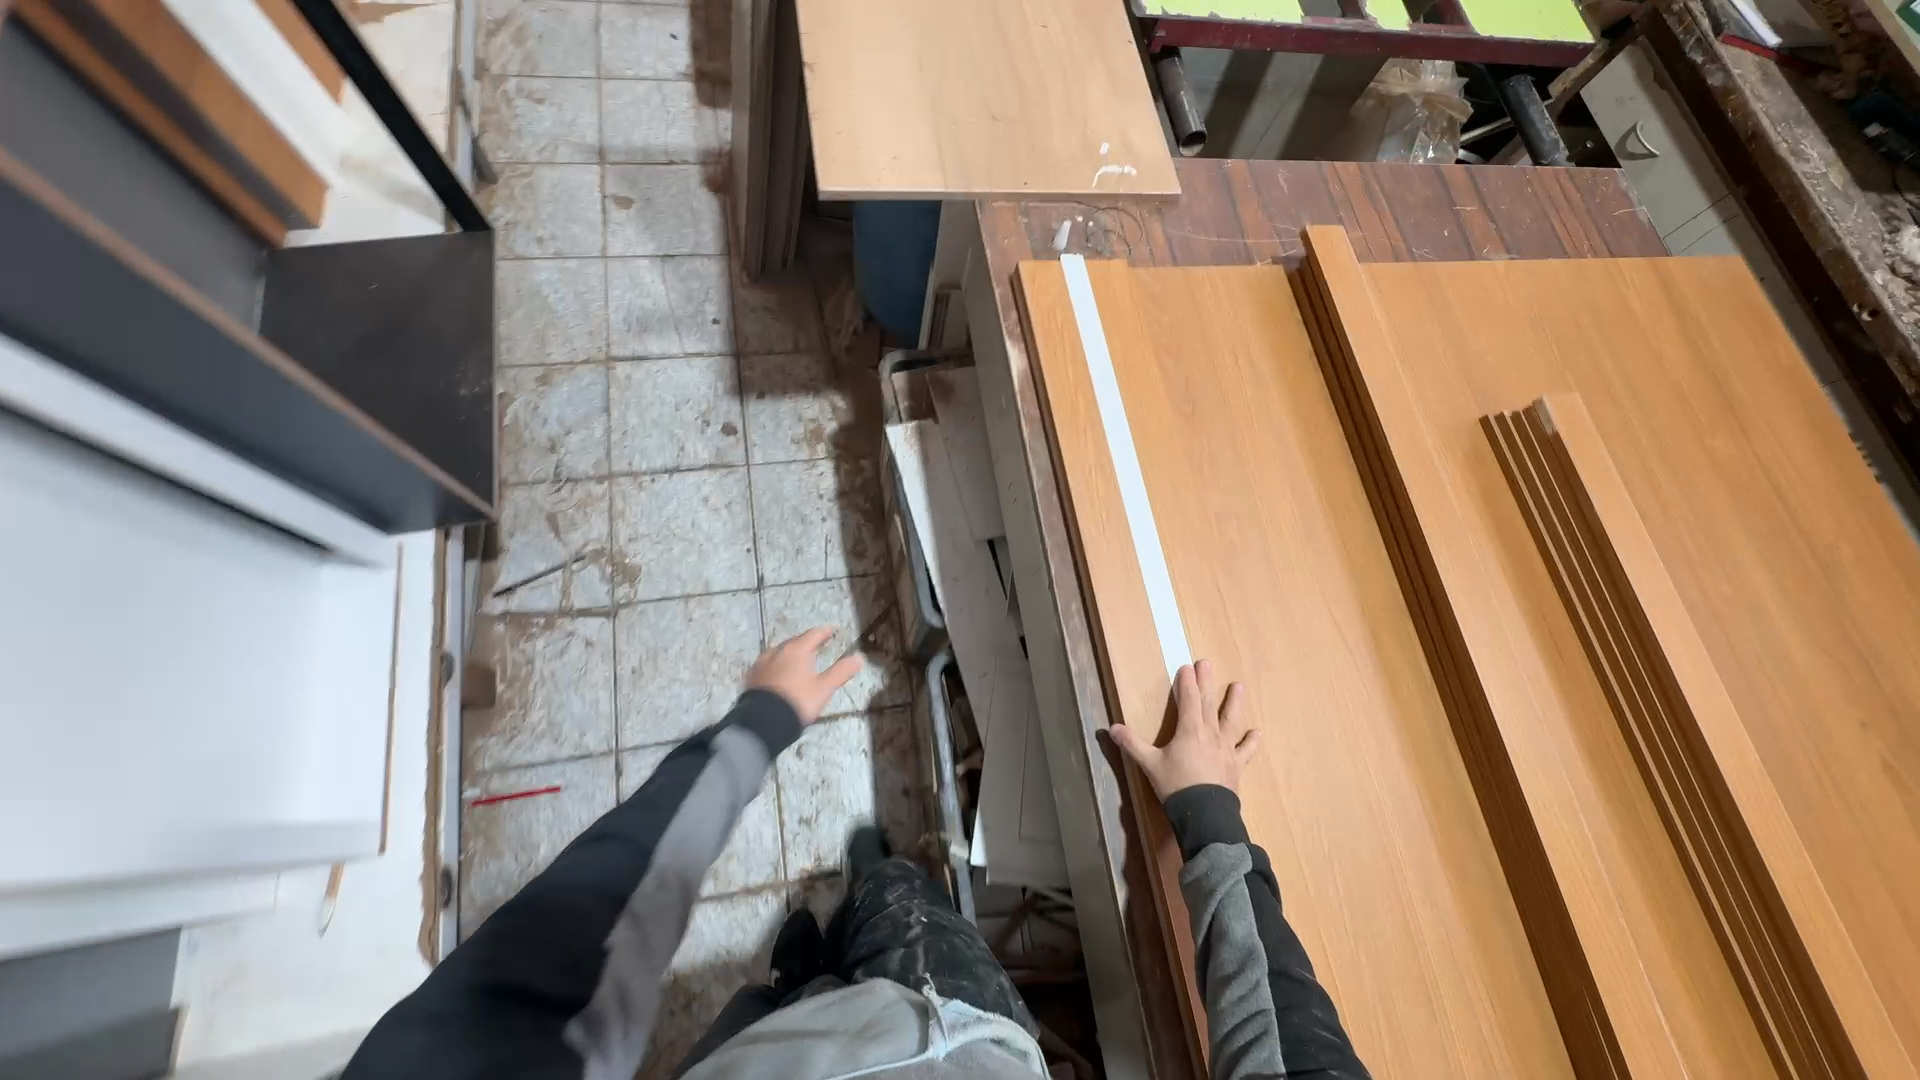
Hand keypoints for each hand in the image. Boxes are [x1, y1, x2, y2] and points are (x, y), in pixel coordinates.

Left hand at [747, 628, 864, 725]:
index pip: (814, 634)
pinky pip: (768, 663)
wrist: (762, 722)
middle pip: (796, 641)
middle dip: (807, 642)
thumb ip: (841, 672)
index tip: (833, 630)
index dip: (825, 632)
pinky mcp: (752, 676)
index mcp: (797, 650)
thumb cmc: (798, 701)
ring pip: (780, 651)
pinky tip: (779, 673)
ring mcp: (762, 663)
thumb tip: (859, 657)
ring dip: (791, 653)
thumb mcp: (824, 688)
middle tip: (817, 646)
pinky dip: (778, 664)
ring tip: (799, 660)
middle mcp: (778, 651)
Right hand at [1108, 660, 1259, 800]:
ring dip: (1234, 703)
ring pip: (1231, 721)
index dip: (1187, 683)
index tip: (1187, 666)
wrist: (1204, 813)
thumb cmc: (1175, 785)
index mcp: (1189, 730)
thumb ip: (1132, 744)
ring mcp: (1226, 749)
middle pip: (1208, 704)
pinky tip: (1257, 732)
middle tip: (1206, 663)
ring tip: (1239, 686)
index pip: (1189, 700)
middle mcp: (1210, 734)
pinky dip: (1251, 741)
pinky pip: (1245, 750)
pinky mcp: (1236, 765)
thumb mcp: (1149, 764)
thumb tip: (1112, 728)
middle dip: (1206, 683)